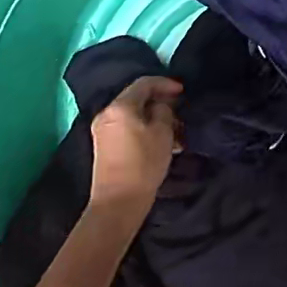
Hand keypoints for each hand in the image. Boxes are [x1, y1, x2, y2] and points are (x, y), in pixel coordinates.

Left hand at [88, 76, 181, 217]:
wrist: (118, 203)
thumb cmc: (143, 163)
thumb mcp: (163, 132)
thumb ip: (164, 110)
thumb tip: (160, 105)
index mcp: (119, 106)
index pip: (144, 83)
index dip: (165, 84)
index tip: (183, 91)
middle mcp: (106, 114)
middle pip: (137, 99)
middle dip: (160, 103)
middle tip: (180, 111)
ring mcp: (103, 131)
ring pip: (133, 115)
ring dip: (154, 119)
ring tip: (176, 132)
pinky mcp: (105, 147)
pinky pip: (128, 128)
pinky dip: (144, 129)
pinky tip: (161, 143)